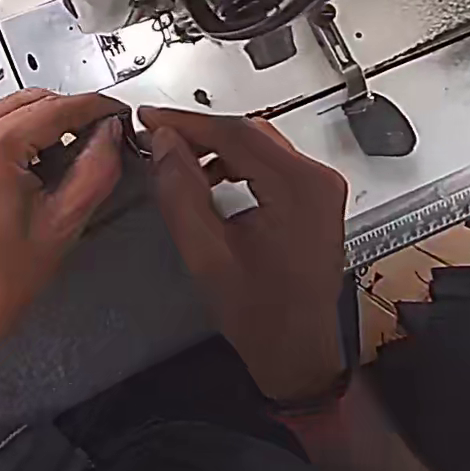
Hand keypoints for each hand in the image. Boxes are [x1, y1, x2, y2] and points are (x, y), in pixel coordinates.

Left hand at [0, 89, 127, 431]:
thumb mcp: (61, 226)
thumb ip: (96, 170)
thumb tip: (109, 137)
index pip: (56, 108)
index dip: (95, 108)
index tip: (111, 113)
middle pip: (28, 101)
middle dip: (66, 113)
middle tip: (94, 136)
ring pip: (2, 112)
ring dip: (36, 124)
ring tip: (60, 160)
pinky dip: (7, 138)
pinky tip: (25, 168)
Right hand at [141, 106, 348, 403]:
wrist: (297, 351)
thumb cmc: (260, 314)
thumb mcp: (206, 252)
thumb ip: (180, 191)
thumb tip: (164, 144)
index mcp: (298, 188)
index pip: (234, 133)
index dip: (184, 122)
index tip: (150, 119)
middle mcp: (316, 180)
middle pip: (248, 133)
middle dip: (198, 132)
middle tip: (157, 136)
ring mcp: (319, 187)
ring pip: (257, 144)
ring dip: (215, 147)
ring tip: (177, 159)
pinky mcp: (313, 197)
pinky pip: (268, 163)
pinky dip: (234, 162)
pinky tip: (208, 178)